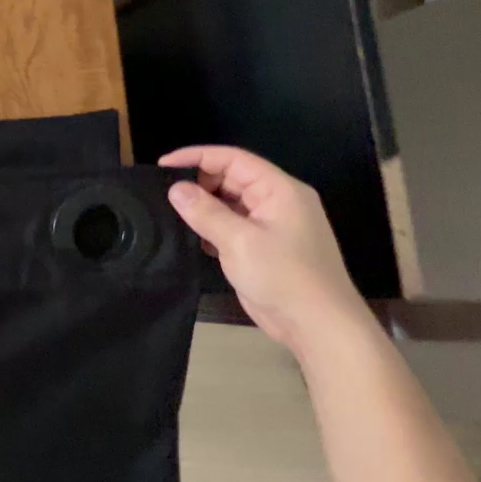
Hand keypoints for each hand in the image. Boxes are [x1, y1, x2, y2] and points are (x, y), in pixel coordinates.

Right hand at [158, 146, 375, 357]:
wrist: (317, 325)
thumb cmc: (284, 276)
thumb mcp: (239, 241)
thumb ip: (205, 212)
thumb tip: (175, 189)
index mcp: (280, 191)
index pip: (234, 160)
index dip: (197, 157)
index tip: (163, 165)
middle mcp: (277, 202)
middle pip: (231, 178)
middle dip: (198, 183)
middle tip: (164, 194)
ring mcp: (270, 226)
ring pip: (229, 203)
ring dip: (202, 206)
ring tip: (170, 212)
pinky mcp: (262, 247)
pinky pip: (231, 225)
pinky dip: (210, 226)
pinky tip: (190, 236)